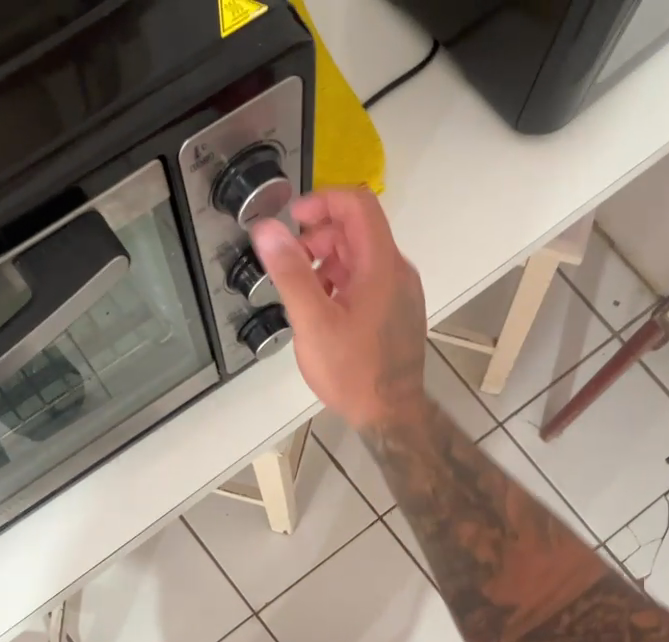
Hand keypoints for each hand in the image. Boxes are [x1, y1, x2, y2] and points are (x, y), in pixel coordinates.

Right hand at [248, 187, 428, 431]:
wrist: (390, 414)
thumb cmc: (354, 373)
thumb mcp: (313, 323)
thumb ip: (290, 273)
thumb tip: (267, 230)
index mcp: (381, 266)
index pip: (358, 203)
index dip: (322, 200)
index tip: (293, 220)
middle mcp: (397, 271)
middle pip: (357, 229)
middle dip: (319, 237)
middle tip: (292, 265)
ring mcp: (401, 292)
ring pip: (361, 256)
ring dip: (328, 261)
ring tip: (304, 293)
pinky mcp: (397, 311)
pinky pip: (368, 280)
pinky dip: (342, 282)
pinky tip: (324, 310)